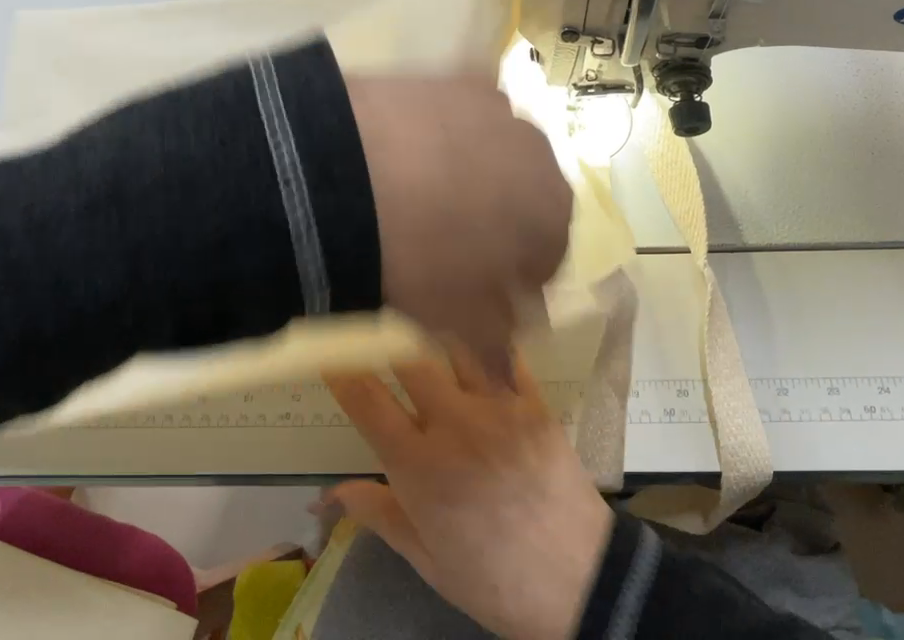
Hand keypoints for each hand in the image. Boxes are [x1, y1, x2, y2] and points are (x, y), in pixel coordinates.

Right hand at [324, 350, 613, 639]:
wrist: (579, 582)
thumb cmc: (493, 578)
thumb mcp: (426, 557)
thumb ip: (377, 512)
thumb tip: (324, 497)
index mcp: (419, 466)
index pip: (367, 402)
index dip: (342, 371)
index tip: (329, 351)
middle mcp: (454, 424)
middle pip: (410, 358)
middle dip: (387, 339)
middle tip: (378, 331)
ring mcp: (499, 409)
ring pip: (457, 348)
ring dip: (435, 336)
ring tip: (425, 323)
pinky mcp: (536, 404)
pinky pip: (507, 358)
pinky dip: (487, 344)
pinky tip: (479, 335)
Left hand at [345, 77, 571, 356]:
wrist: (347, 174)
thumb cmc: (417, 257)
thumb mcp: (454, 316)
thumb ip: (492, 345)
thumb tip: (506, 379)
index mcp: (552, 214)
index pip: (548, 256)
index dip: (514, 279)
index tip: (480, 292)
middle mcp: (538, 153)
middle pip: (524, 196)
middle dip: (498, 221)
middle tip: (447, 244)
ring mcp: (495, 106)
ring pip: (491, 151)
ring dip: (471, 174)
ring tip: (419, 196)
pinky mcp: (452, 74)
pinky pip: (456, 111)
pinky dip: (441, 129)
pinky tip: (407, 147)